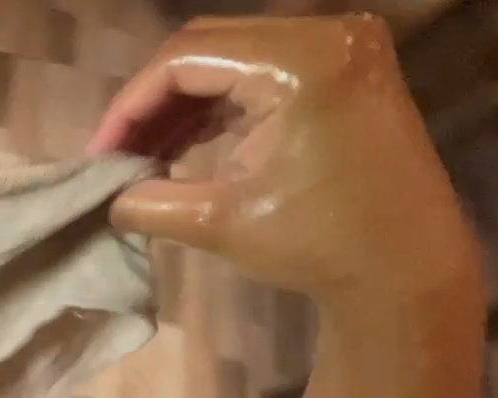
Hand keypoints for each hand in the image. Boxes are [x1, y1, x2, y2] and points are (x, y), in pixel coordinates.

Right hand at [88, 16, 478, 305]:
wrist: (400, 261)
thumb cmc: (314, 241)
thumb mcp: (213, 223)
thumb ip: (148, 202)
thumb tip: (107, 196)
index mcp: (298, 63)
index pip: (184, 58)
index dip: (128, 106)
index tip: (97, 157)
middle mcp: (324, 35)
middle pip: (203, 47)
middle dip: (147, 103)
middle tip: (113, 156)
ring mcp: (337, 48)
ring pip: (225, 58)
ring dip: (174, 107)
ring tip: (138, 159)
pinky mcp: (338, 70)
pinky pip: (254, 72)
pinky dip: (210, 108)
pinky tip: (178, 149)